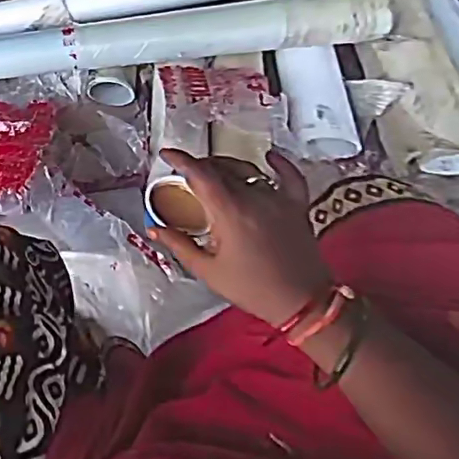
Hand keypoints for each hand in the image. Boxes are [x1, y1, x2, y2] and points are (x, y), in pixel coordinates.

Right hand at [145, 148, 333, 327]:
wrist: (304, 304)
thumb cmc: (253, 288)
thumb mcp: (207, 270)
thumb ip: (178, 244)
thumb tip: (154, 228)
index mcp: (229, 212)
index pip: (200, 174)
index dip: (180, 159)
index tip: (166, 154)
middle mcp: (254, 199)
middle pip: (221, 169)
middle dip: (199, 165)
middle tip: (184, 172)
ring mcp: (278, 201)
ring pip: (247, 170)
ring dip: (226, 165)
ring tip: (212, 169)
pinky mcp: (297, 208)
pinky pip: (290, 177)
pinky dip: (279, 164)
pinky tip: (269, 157)